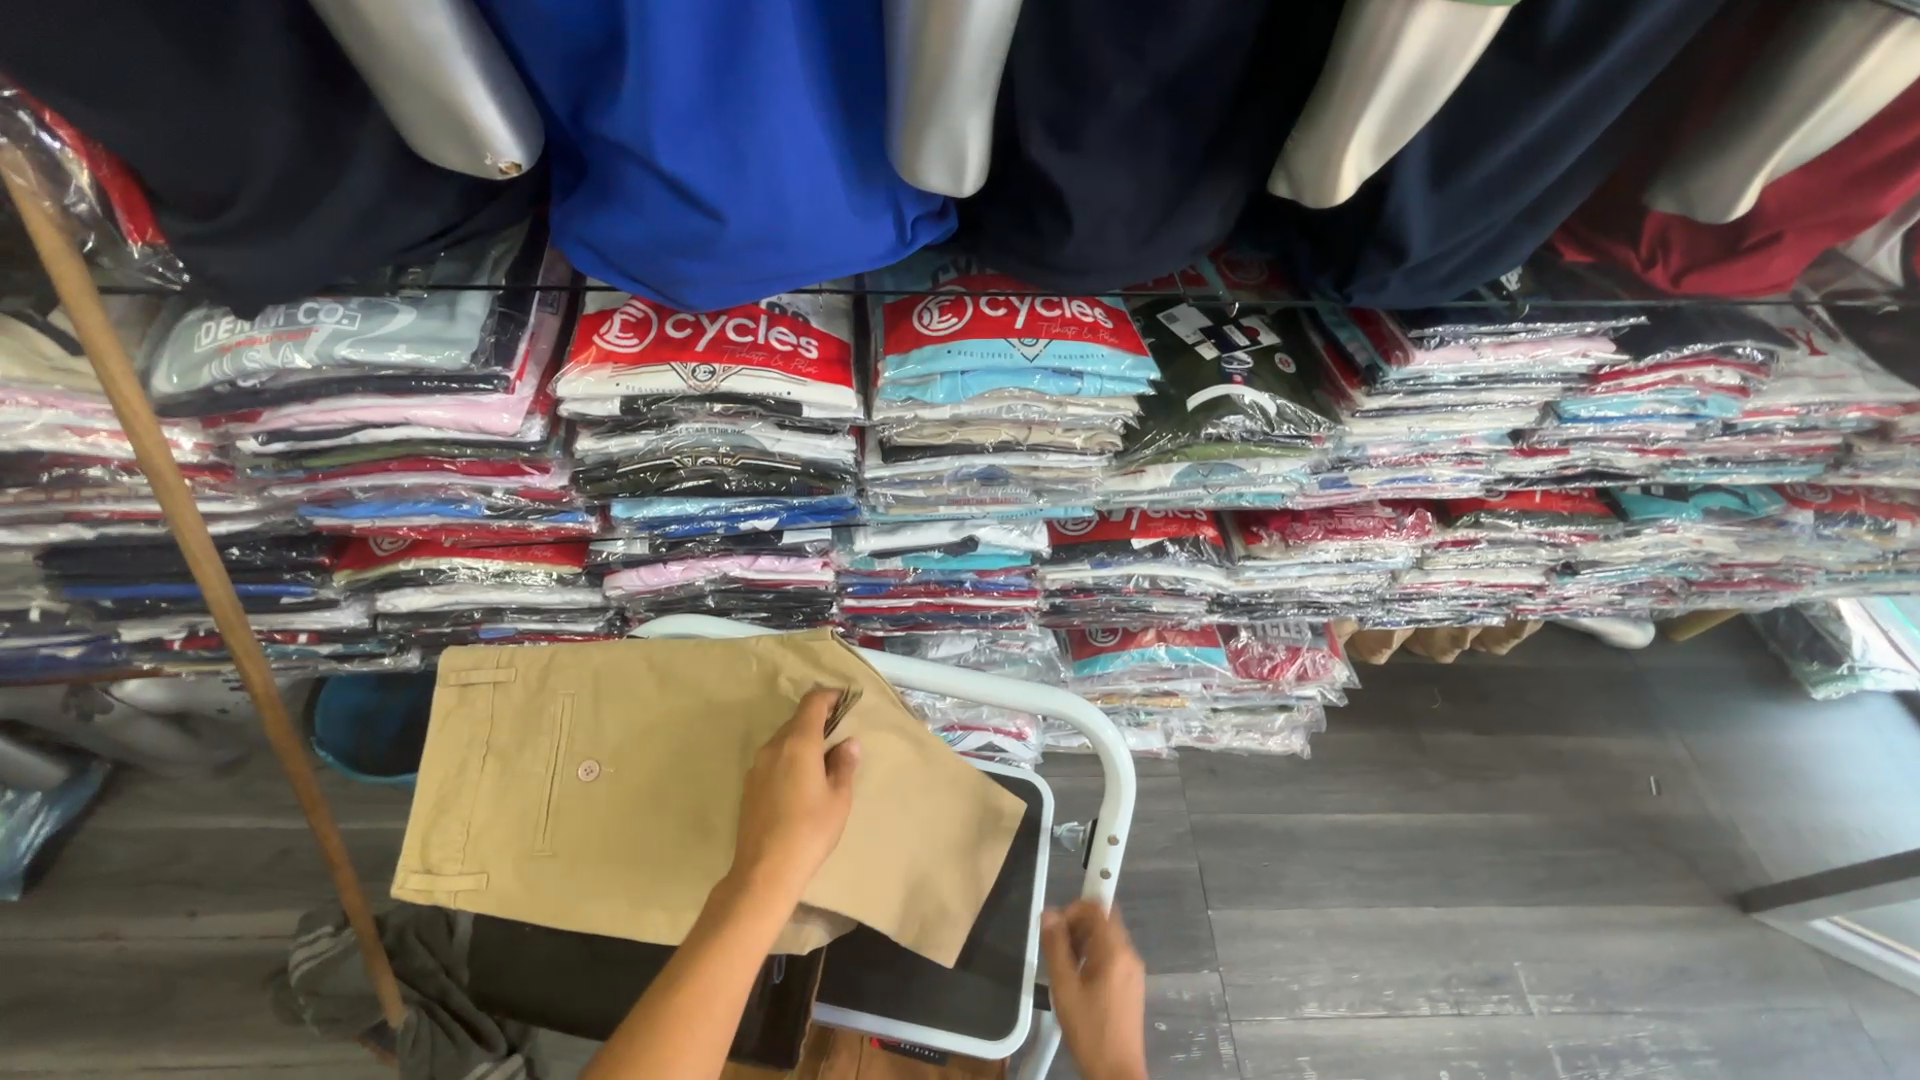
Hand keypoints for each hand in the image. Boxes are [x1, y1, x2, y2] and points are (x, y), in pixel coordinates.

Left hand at [728, 688, 861, 903]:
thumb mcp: (839, 799)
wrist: (765, 870)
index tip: (844, 699)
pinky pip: (773, 759)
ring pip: (783, 741)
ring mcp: (757, 767)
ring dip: (802, 741)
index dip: (828, 696)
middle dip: (817, 721)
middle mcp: (774, 747)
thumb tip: (848, 744)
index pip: (812, 703)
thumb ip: (844, 766)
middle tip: (838, 734)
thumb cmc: (810, 830)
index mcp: (798, 743)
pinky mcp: (749, 786)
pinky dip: (789, 758)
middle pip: (796, 721)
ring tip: (822, 761)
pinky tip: (800, 782)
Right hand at [1042, 900, 1147, 1079]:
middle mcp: (1129, 955)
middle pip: (1103, 920)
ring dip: (1083, 941)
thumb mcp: (1065, 988)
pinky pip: (1112, 956)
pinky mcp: (1131, 985)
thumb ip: (1055, 947)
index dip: (1074, 908)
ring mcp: (1133, 971)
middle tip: (1055, 946)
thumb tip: (1048, 915)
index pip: (1098, 907)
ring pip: (1107, 938)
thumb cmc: (1089, 1030)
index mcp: (1116, 951)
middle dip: (1077, 925)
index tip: (1055, 926)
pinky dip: (1093, 956)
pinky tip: (1078, 978)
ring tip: (1063, 965)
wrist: (1116, 1072)